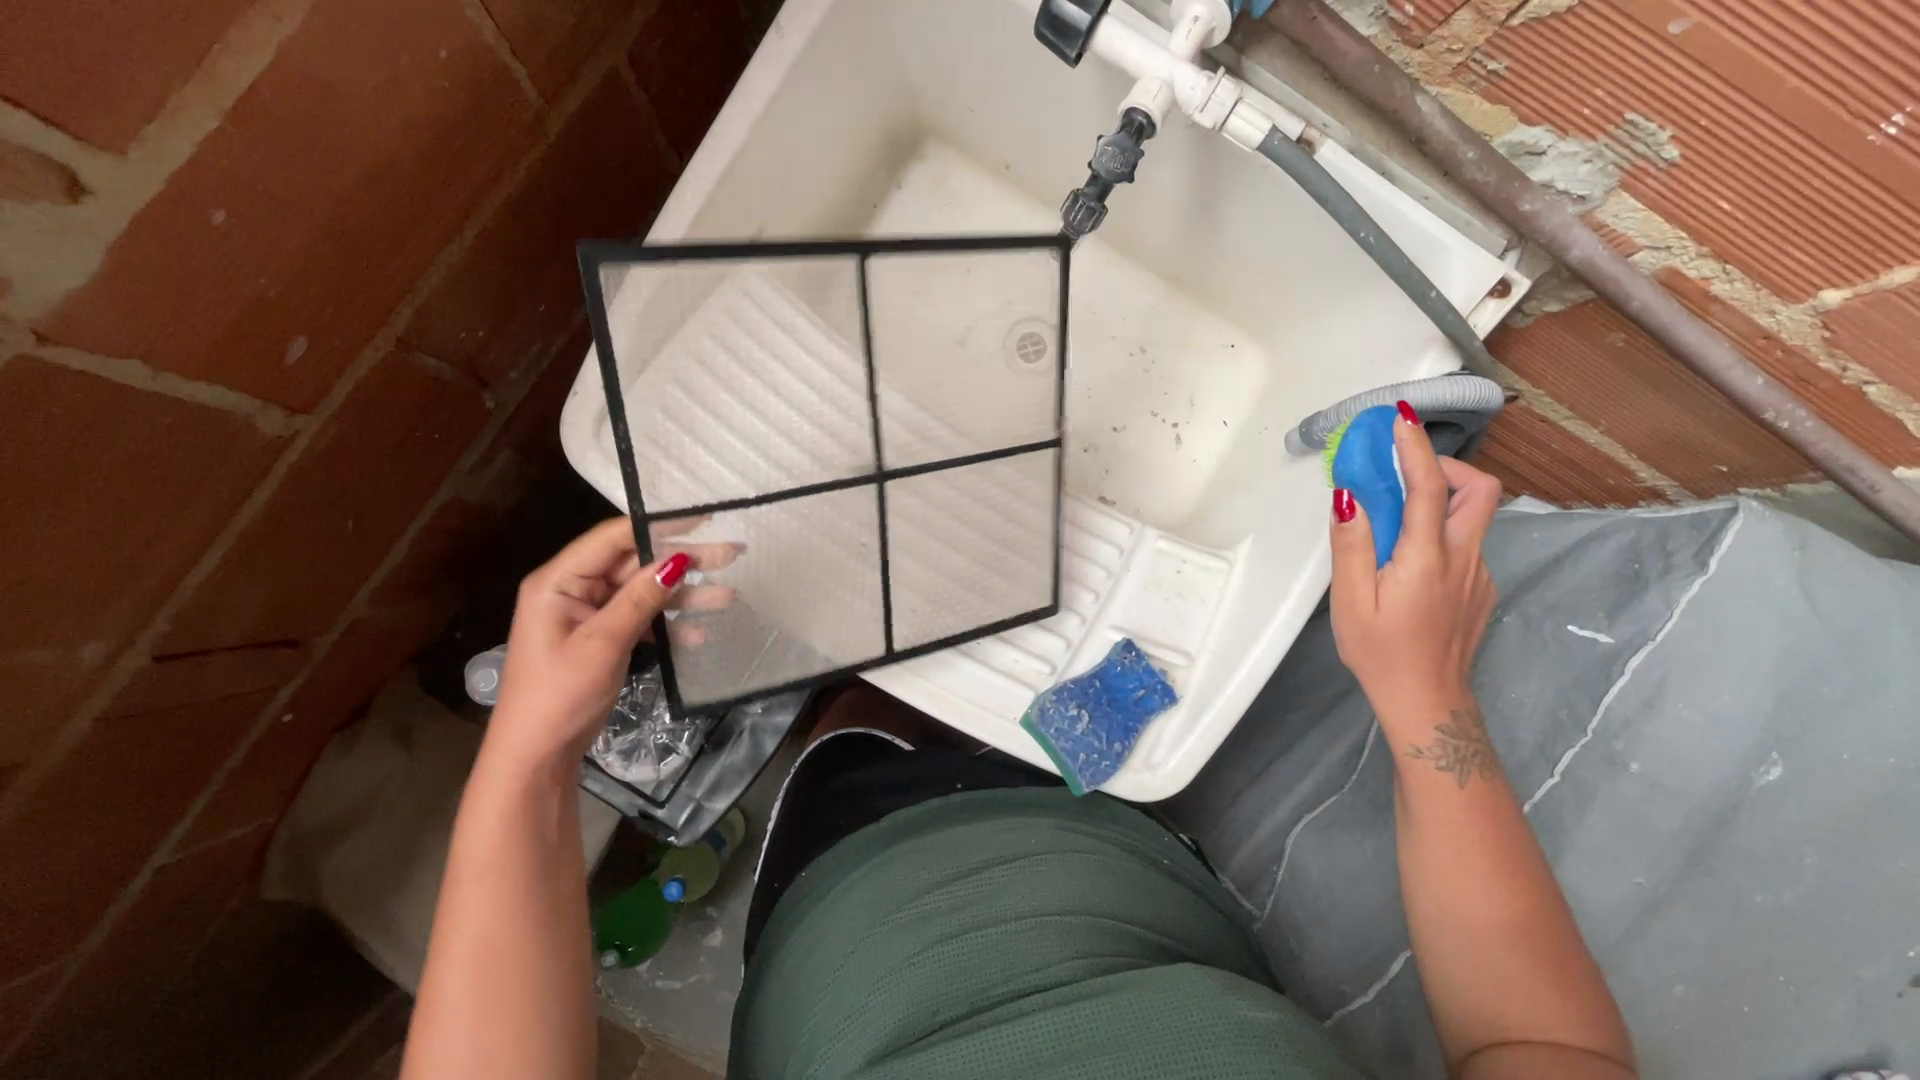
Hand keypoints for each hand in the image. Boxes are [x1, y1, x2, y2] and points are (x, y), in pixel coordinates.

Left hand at [486, 517, 739, 766]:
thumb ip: (640, 599)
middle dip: (683, 562)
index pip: (613, 538)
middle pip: (635, 563)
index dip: (659, 525)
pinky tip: (700, 634)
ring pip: (644, 593)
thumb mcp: (603, 644)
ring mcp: (588, 615)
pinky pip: (641, 619)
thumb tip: (677, 559)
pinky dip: (669, 625)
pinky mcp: (602, 638)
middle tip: (732, 555)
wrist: (537, 756)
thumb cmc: (560, 695)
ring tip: (729, 597)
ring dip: (684, 597)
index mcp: (559, 581)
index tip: (704, 519)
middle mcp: (573, 590)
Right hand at [1328, 406, 1501, 723]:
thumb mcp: (1350, 600)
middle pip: (1479, 491)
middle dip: (1446, 468)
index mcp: (1428, 558)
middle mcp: (1464, 558)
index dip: (1415, 448)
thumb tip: (1348, 496)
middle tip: (1406, 475)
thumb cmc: (1381, 652)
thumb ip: (1351, 545)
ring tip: (1396, 520)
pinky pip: (1466, 544)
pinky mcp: (1481, 589)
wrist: (1427, 702)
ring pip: (1473, 518)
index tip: (1401, 419)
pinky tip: (1408, 561)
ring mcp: (1479, 574)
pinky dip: (1440, 532)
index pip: (1429, 486)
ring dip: (1441, 500)